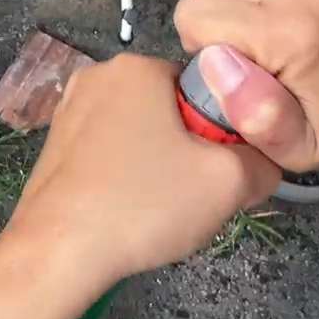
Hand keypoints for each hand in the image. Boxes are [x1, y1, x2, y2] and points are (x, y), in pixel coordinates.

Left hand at [1, 55, 279, 288]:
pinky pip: (108, 149)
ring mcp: (69, 107)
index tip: (215, 169)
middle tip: (190, 193)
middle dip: (186, 148)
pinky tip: (125, 208)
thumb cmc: (142, 204)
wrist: (58, 251)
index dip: (218, 132)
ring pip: (138, 131)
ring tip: (156, 205)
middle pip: (168, 108)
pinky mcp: (54, 141)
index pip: (202, 87)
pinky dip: (123, 173)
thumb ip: (261, 161)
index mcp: (137, 67)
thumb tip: (263, 161)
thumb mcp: (228, 183)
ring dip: (155, 162)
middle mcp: (99, 75)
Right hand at [173, 0, 318, 171]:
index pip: (195, 12)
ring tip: (268, 19)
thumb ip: (251, 115)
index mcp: (292, 34)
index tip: (231, 61)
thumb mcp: (297, 148)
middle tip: (248, 43)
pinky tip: (294, 1)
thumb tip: (214, 61)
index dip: (201, 41)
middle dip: (216, 11)